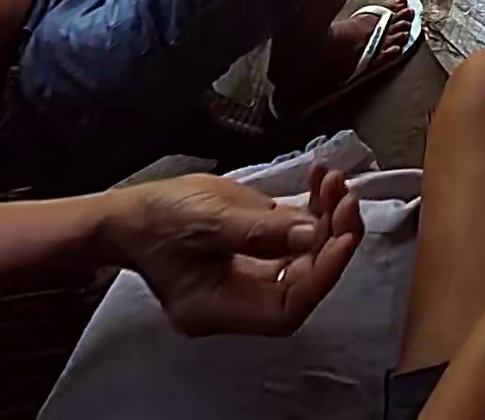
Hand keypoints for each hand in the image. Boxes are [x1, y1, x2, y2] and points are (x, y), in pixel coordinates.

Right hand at [100, 167, 363, 335]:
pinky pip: (302, 230)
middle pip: (305, 278)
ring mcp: (255, 270)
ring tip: (333, 179)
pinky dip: (318, 204)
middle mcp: (242, 294)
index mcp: (218, 306)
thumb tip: (312, 233)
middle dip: (334, 236)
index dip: (323, 274)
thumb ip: (260, 230)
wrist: (138, 209)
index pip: (286, 308)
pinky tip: (321, 176)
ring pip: (310, 250)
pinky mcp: (264, 245)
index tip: (344, 235)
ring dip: (331, 214)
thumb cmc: (161, 218)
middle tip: (347, 198)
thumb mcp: (208, 220)